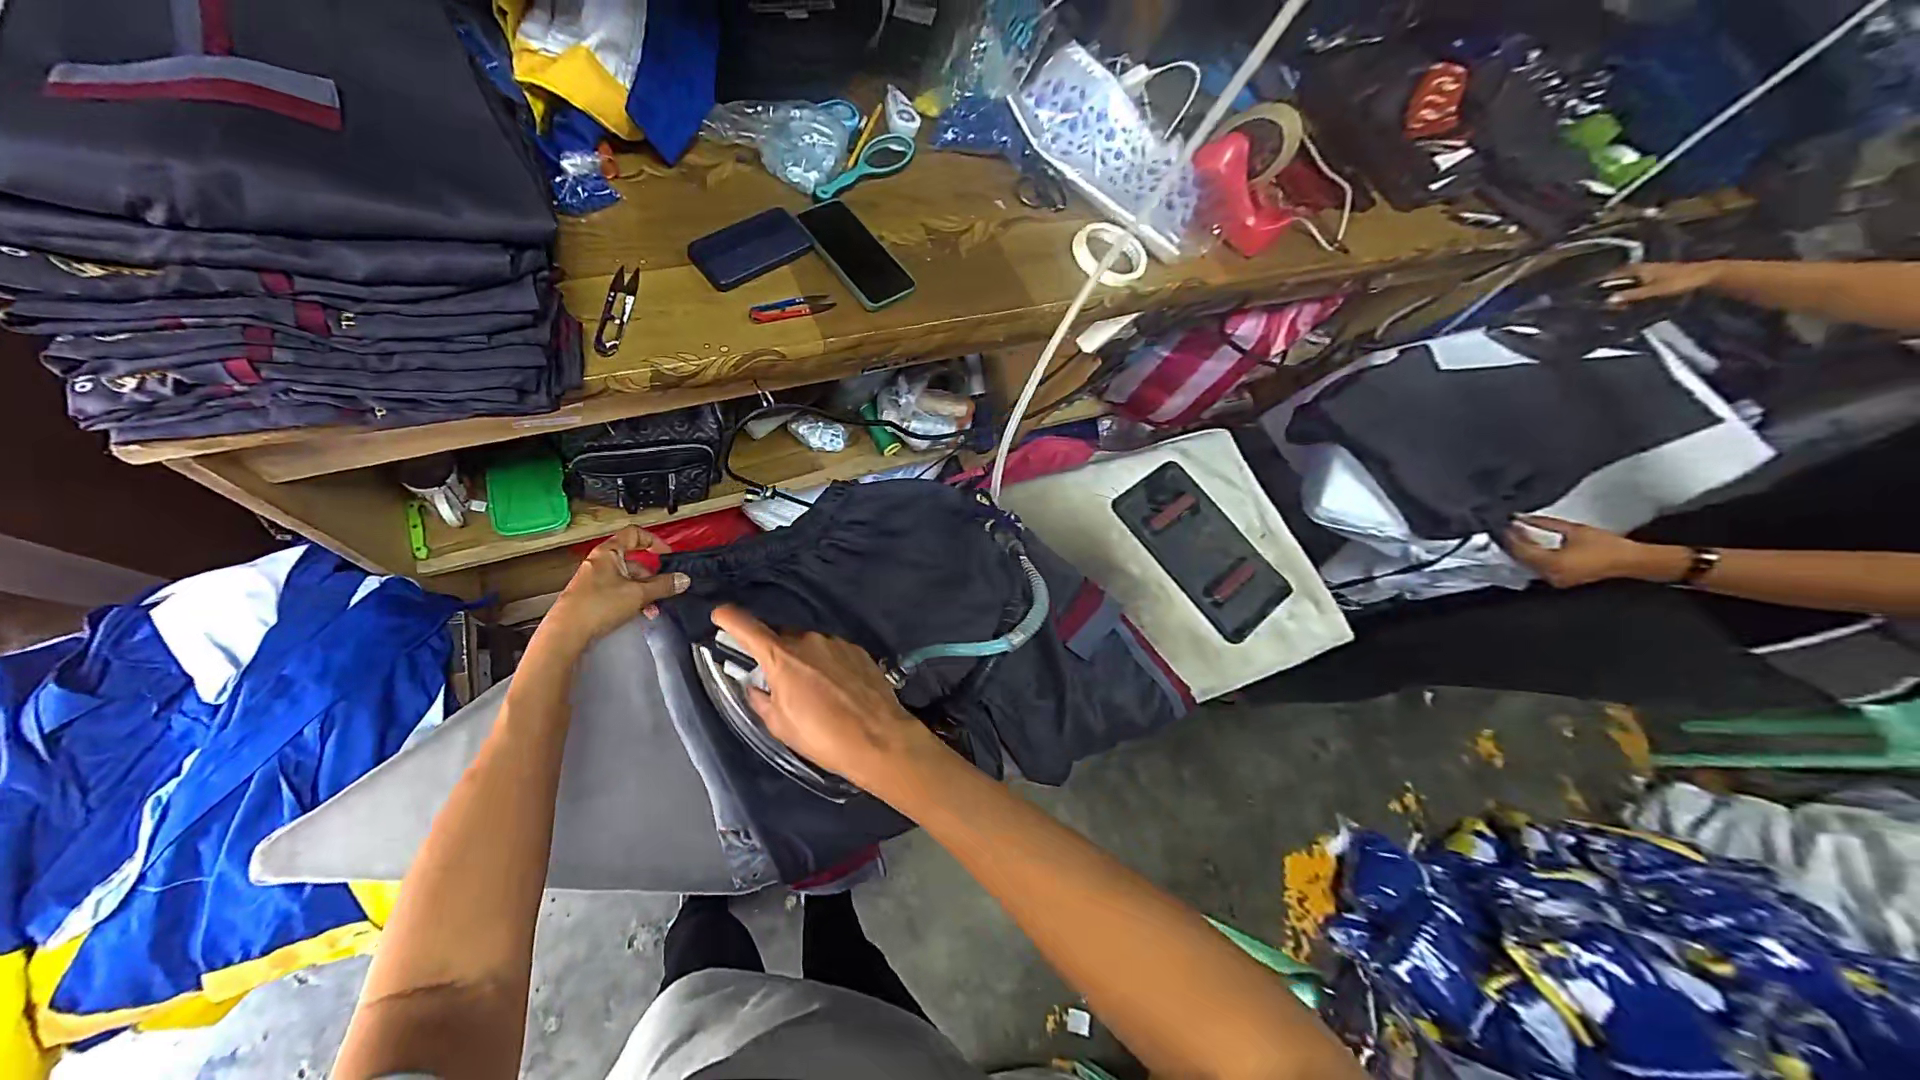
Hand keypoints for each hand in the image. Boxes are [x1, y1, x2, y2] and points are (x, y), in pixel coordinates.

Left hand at [537, 527, 688, 652]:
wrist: (567, 632)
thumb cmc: (598, 606)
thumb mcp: (639, 594)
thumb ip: (664, 585)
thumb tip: (682, 579)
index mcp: (609, 553)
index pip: (634, 534)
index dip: (654, 541)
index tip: (666, 554)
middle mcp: (600, 563)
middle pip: (634, 561)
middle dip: (652, 576)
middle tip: (664, 589)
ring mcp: (595, 580)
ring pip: (628, 579)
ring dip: (644, 591)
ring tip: (653, 608)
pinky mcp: (592, 596)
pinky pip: (619, 592)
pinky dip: (632, 599)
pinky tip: (640, 613)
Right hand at [710, 605, 939, 792]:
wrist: (879, 738)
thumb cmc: (823, 736)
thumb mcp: (780, 725)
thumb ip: (761, 699)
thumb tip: (756, 686)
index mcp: (782, 657)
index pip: (747, 627)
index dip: (729, 618)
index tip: (720, 614)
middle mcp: (809, 641)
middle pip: (782, 638)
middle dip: (776, 654)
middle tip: (780, 682)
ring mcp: (837, 643)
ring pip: (810, 645)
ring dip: (806, 661)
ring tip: (816, 693)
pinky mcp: (859, 650)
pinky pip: (834, 652)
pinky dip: (829, 665)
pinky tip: (837, 689)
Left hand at [1503, 515, 1686, 587]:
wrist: (1631, 561)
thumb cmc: (1606, 545)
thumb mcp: (1573, 530)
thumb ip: (1545, 523)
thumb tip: (1523, 517)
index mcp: (1551, 564)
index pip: (1521, 550)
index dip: (1511, 536)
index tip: (1506, 525)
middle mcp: (1549, 575)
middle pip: (1521, 558)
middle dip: (1514, 543)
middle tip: (1510, 528)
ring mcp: (1554, 581)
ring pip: (1528, 564)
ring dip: (1522, 550)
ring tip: (1519, 534)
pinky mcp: (1560, 581)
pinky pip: (1538, 568)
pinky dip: (1532, 557)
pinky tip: (1532, 547)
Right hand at [1606, 261, 1722, 304]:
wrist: (1708, 275)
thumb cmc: (1680, 281)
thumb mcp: (1654, 290)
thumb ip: (1632, 295)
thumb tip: (1607, 301)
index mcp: (1641, 269)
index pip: (1617, 272)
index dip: (1604, 278)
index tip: (1590, 285)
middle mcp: (1645, 268)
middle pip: (1623, 274)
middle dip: (1611, 282)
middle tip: (1598, 292)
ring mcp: (1654, 271)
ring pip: (1632, 277)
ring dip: (1622, 284)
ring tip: (1612, 295)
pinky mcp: (1661, 275)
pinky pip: (1640, 280)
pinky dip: (1632, 286)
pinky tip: (1631, 293)